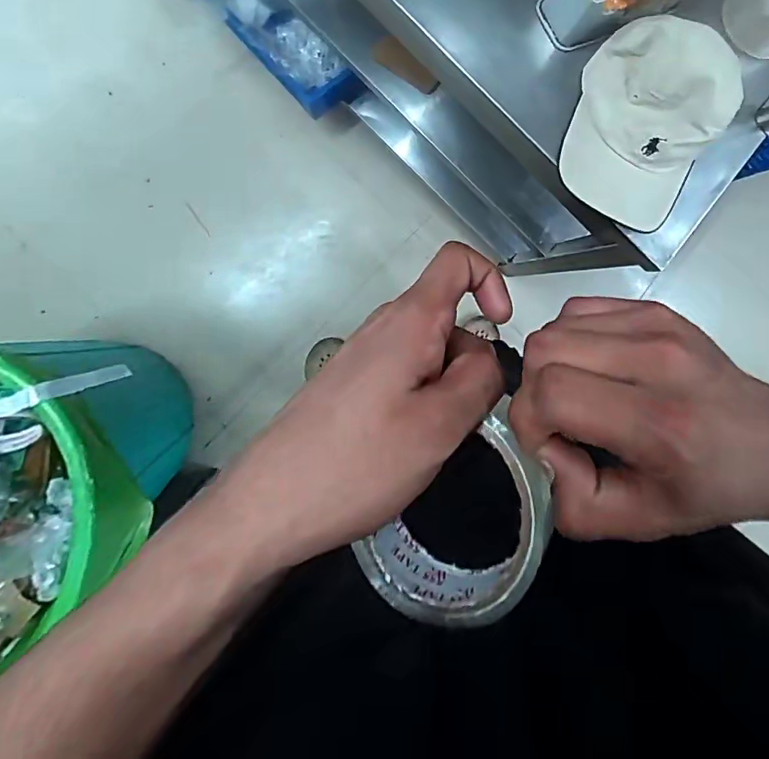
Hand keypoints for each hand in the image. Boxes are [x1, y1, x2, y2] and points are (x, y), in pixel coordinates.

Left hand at [194, 242, 512, 574]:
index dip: (491, 280)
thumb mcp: (441, 424)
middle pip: (449, 318)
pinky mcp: (351, 384)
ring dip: (447, 389)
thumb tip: (488, 357)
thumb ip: (481, 378)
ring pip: (430, 353)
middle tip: (460, 420)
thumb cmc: (358, 463)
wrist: (266, 507)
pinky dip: (422, 402)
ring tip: (428, 442)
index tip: (502, 328)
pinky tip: (403, 448)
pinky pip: (405, 375)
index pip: (457, 261)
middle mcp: (384, 326)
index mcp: (409, 320)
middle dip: (471, 361)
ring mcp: (364, 355)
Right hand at [509, 298, 768, 540]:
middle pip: (545, 349)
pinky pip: (581, 310)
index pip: (553, 393)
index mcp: (658, 421)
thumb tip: (541, 449)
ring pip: (558, 326)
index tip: (550, 447)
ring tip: (579, 395)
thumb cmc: (710, 487)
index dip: (531, 423)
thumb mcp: (641, 522)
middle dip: (533, 391)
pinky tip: (595, 368)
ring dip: (550, 364)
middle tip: (559, 421)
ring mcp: (659, 325)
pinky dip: (571, 340)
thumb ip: (573, 502)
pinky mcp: (657, 309)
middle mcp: (658, 359)